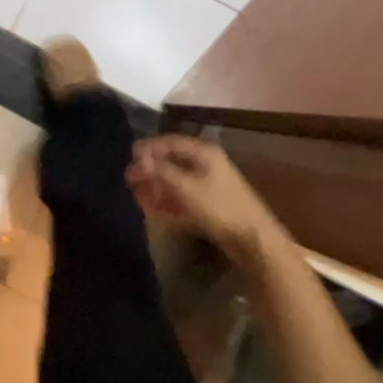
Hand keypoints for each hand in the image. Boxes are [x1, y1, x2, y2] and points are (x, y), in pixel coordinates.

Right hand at [126, 135, 286, 261]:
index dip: (149, 148)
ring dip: (158, 187)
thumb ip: (161, 172)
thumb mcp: (186, 188)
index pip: (170, 142)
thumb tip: (138, 158)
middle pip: (172, 161)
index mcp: (204, 153)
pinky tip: (155, 209)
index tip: (129, 157)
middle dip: (151, 170)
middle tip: (130, 180)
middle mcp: (207, 164)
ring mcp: (210, 184)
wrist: (253, 240)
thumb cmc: (219, 208)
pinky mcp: (211, 204)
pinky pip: (184, 197)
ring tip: (138, 196)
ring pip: (177, 180)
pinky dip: (169, 200)